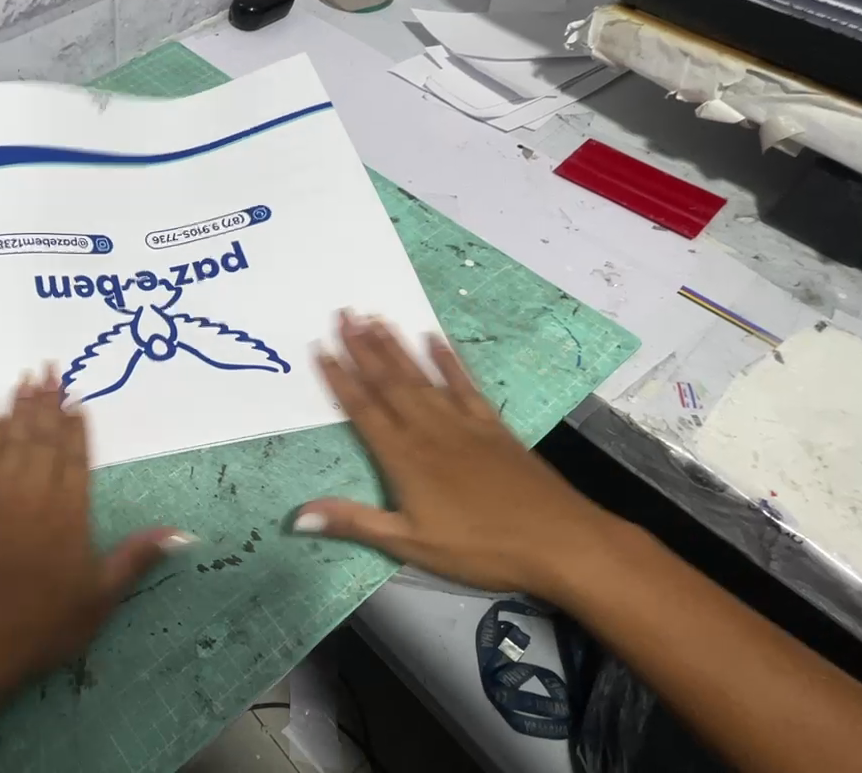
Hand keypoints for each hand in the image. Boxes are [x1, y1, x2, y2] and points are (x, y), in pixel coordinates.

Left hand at [0, 369, 194, 698]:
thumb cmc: (41, 625)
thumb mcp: (99, 599)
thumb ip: (135, 557)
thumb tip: (181, 532)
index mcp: (68, 514)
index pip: (75, 457)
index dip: (76, 425)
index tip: (76, 397)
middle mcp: (32, 494)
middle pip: (43, 438)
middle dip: (47, 401)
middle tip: (50, 367)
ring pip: (11, 440)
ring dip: (20, 407)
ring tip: (27, 378)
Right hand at [291, 313, 623, 599]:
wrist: (563, 543)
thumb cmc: (482, 548)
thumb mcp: (412, 544)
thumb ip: (355, 522)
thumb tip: (297, 515)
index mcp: (404, 456)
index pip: (363, 409)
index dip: (339, 378)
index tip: (320, 347)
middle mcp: (428, 429)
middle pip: (388, 382)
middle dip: (362, 347)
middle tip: (343, 314)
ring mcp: (463, 423)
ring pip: (420, 376)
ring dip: (395, 346)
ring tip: (374, 317)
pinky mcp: (492, 426)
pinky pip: (464, 384)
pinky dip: (447, 359)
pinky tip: (434, 338)